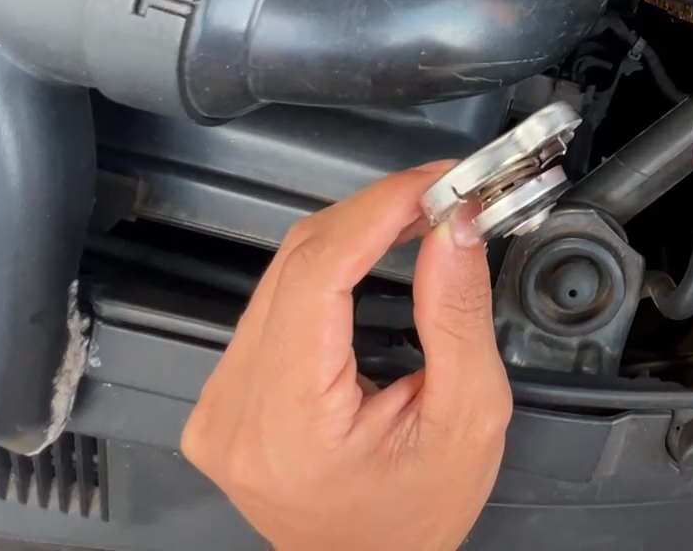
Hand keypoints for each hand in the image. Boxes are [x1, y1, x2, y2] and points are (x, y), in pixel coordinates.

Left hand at [182, 162, 511, 550]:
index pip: (318, 273)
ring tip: (425, 210)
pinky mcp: (234, 384)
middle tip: (445, 190)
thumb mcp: (469, 411)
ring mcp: (223, 395)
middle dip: (379, 207)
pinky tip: (385, 243)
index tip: (438, 181)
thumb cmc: (421, 511)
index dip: (380, 208)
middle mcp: (234, 406)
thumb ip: (457, 311)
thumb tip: (455, 225)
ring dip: (362, 223)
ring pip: (289, 263)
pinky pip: (284, 289)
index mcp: (287, 421)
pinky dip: (341, 252)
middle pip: (299, 258)